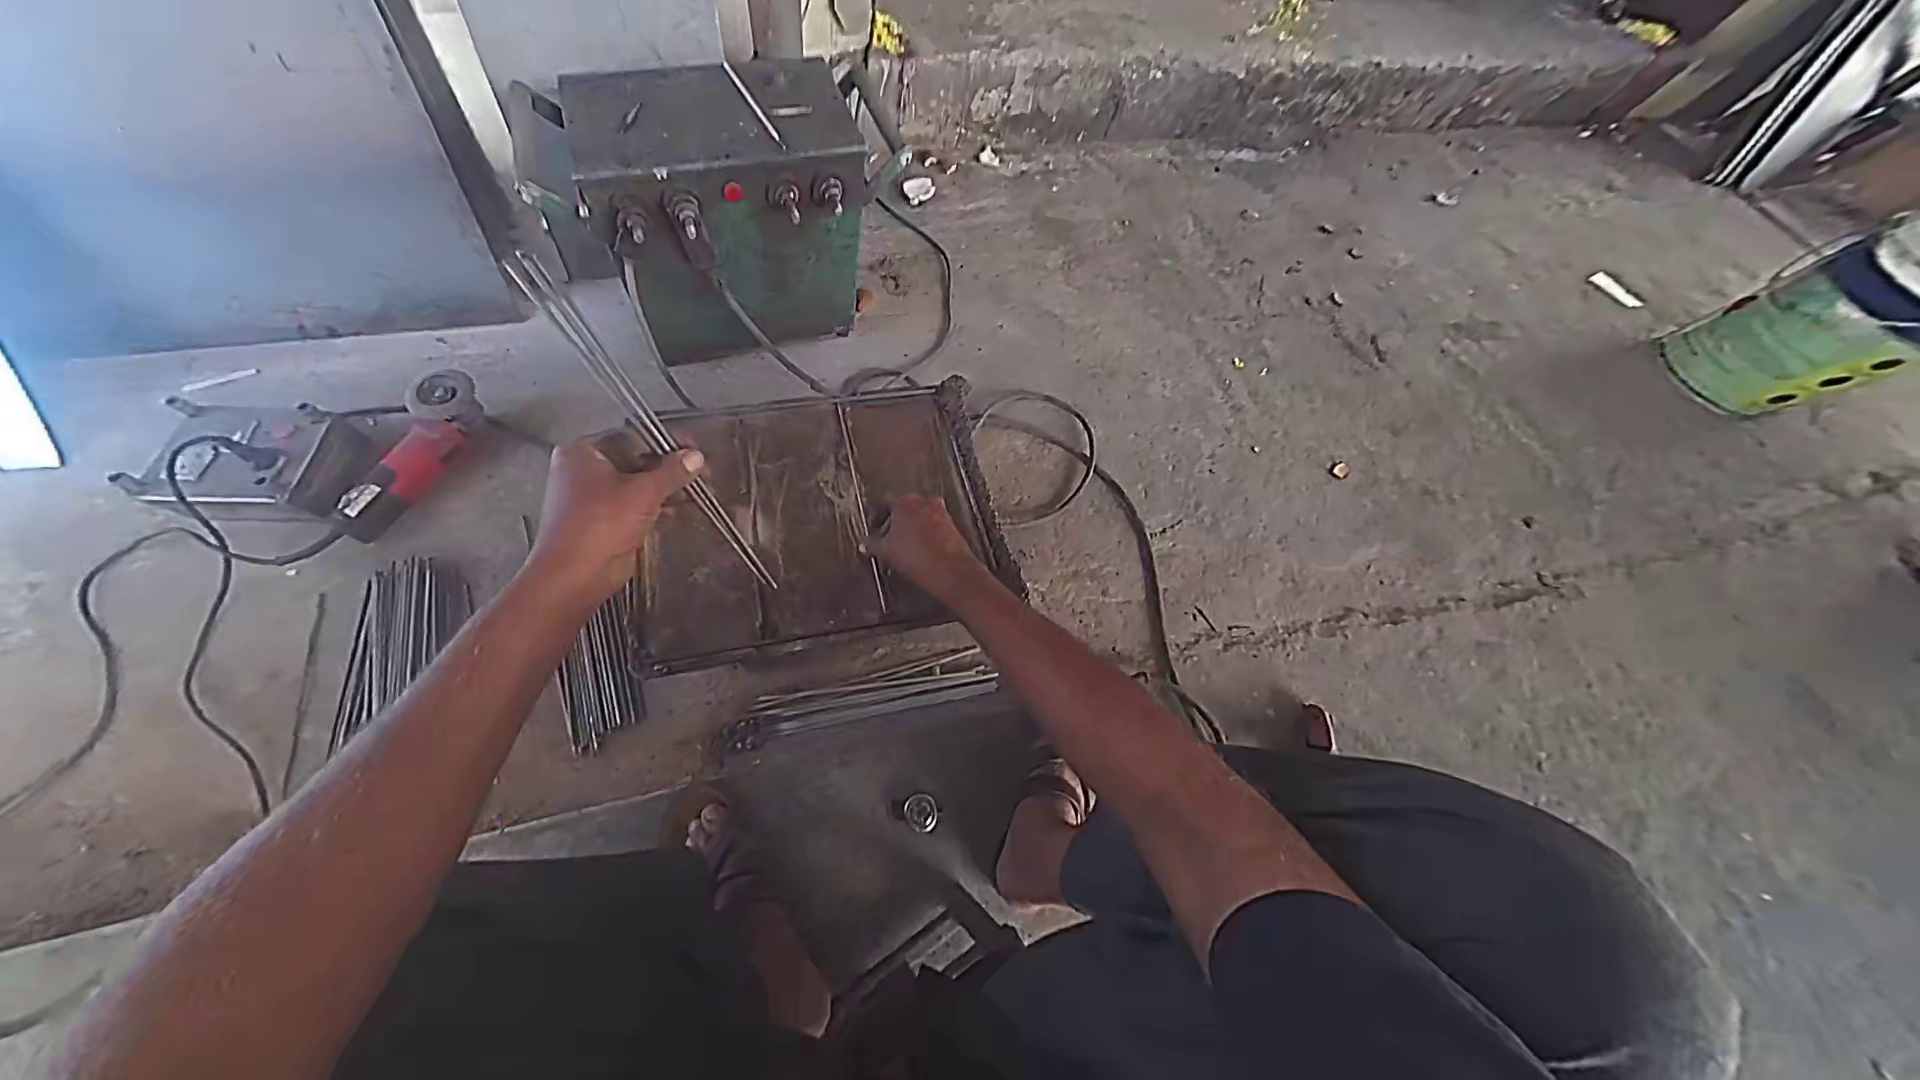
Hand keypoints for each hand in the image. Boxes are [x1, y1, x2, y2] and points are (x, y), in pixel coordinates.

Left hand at [525, 434, 704, 601]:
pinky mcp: (606, 521)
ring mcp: (595, 498)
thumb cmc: (603, 523)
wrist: (577, 574)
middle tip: (701, 470)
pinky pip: (637, 505)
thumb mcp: (644, 492)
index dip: (666, 441)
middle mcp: (585, 471)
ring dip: (667, 488)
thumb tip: (696, 456)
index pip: (631, 437)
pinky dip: (658, 506)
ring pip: (638, 485)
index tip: (694, 447)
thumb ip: (672, 472)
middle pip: (635, 460)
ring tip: (698, 489)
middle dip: (669, 467)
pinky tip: (683, 508)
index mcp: (583, 453)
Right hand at [860, 495, 985, 599]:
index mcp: (905, 502)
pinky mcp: (951, 526)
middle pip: (903, 508)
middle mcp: (924, 502)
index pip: (883, 503)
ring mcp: (940, 513)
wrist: (948, 571)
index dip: (875, 515)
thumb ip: (871, 544)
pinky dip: (924, 534)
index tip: (872, 524)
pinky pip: (932, 526)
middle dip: (893, 522)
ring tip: (902, 546)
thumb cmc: (919, 558)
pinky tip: (918, 550)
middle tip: (884, 537)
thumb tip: (866, 545)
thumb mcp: (885, 551)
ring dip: (909, 528)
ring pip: (919, 516)